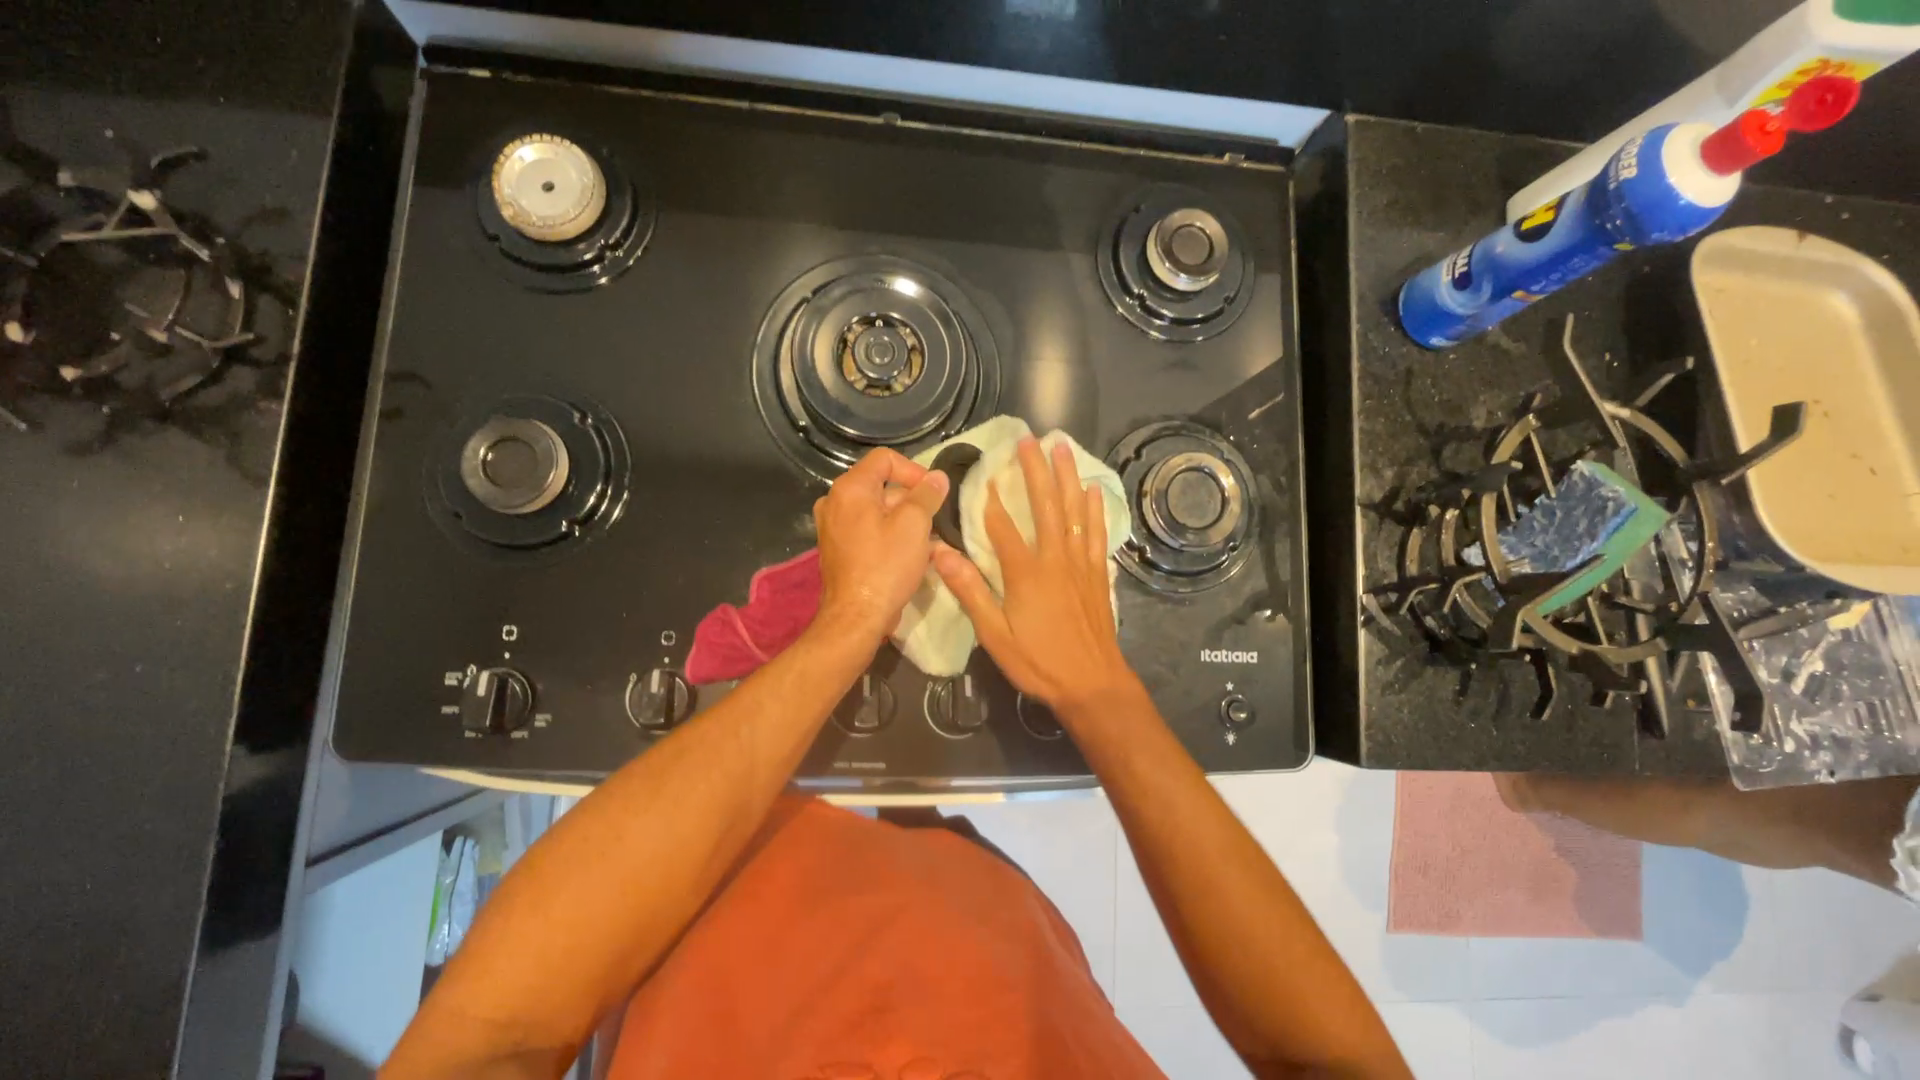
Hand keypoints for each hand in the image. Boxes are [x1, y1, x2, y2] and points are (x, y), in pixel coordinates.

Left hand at [813, 447, 949, 646]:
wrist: (856, 617)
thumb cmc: (886, 566)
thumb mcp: (914, 525)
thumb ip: (926, 495)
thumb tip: (937, 477)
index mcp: (850, 488)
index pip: (885, 459)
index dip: (914, 471)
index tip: (934, 493)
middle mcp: (834, 502)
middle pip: (880, 485)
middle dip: (911, 500)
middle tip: (935, 521)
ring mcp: (832, 527)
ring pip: (877, 511)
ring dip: (904, 521)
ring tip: (929, 541)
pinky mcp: (838, 549)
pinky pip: (868, 531)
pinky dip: (889, 535)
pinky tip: (911, 555)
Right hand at [933, 437, 1140, 717]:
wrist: (1093, 683)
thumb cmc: (1039, 662)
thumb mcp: (995, 634)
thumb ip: (970, 592)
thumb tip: (940, 553)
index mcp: (1026, 573)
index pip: (1003, 527)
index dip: (990, 500)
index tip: (981, 474)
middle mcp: (1056, 559)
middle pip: (1046, 506)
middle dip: (1035, 471)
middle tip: (1028, 439)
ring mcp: (1081, 565)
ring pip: (1075, 511)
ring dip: (1067, 477)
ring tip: (1062, 448)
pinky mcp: (1098, 575)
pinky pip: (1096, 533)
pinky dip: (1095, 509)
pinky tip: (1093, 491)